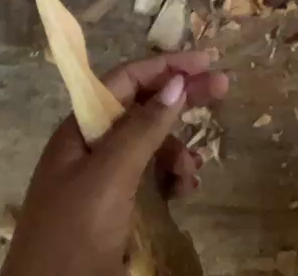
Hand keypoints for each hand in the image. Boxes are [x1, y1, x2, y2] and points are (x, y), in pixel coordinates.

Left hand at [1, 51, 229, 275]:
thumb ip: (143, 127)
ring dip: (176, 149)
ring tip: (193, 169)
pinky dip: (170, 177)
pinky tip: (183, 189)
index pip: (126, 80)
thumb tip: (177, 81)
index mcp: (79, 130)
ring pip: (148, 144)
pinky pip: (148, 177)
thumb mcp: (110, 177)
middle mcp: (89, 148)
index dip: (165, 67)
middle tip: (223, 89)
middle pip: (141, 107)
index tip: (205, 62)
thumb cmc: (73, 236)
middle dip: (180, 98)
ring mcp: (99, 180)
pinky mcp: (111, 210)